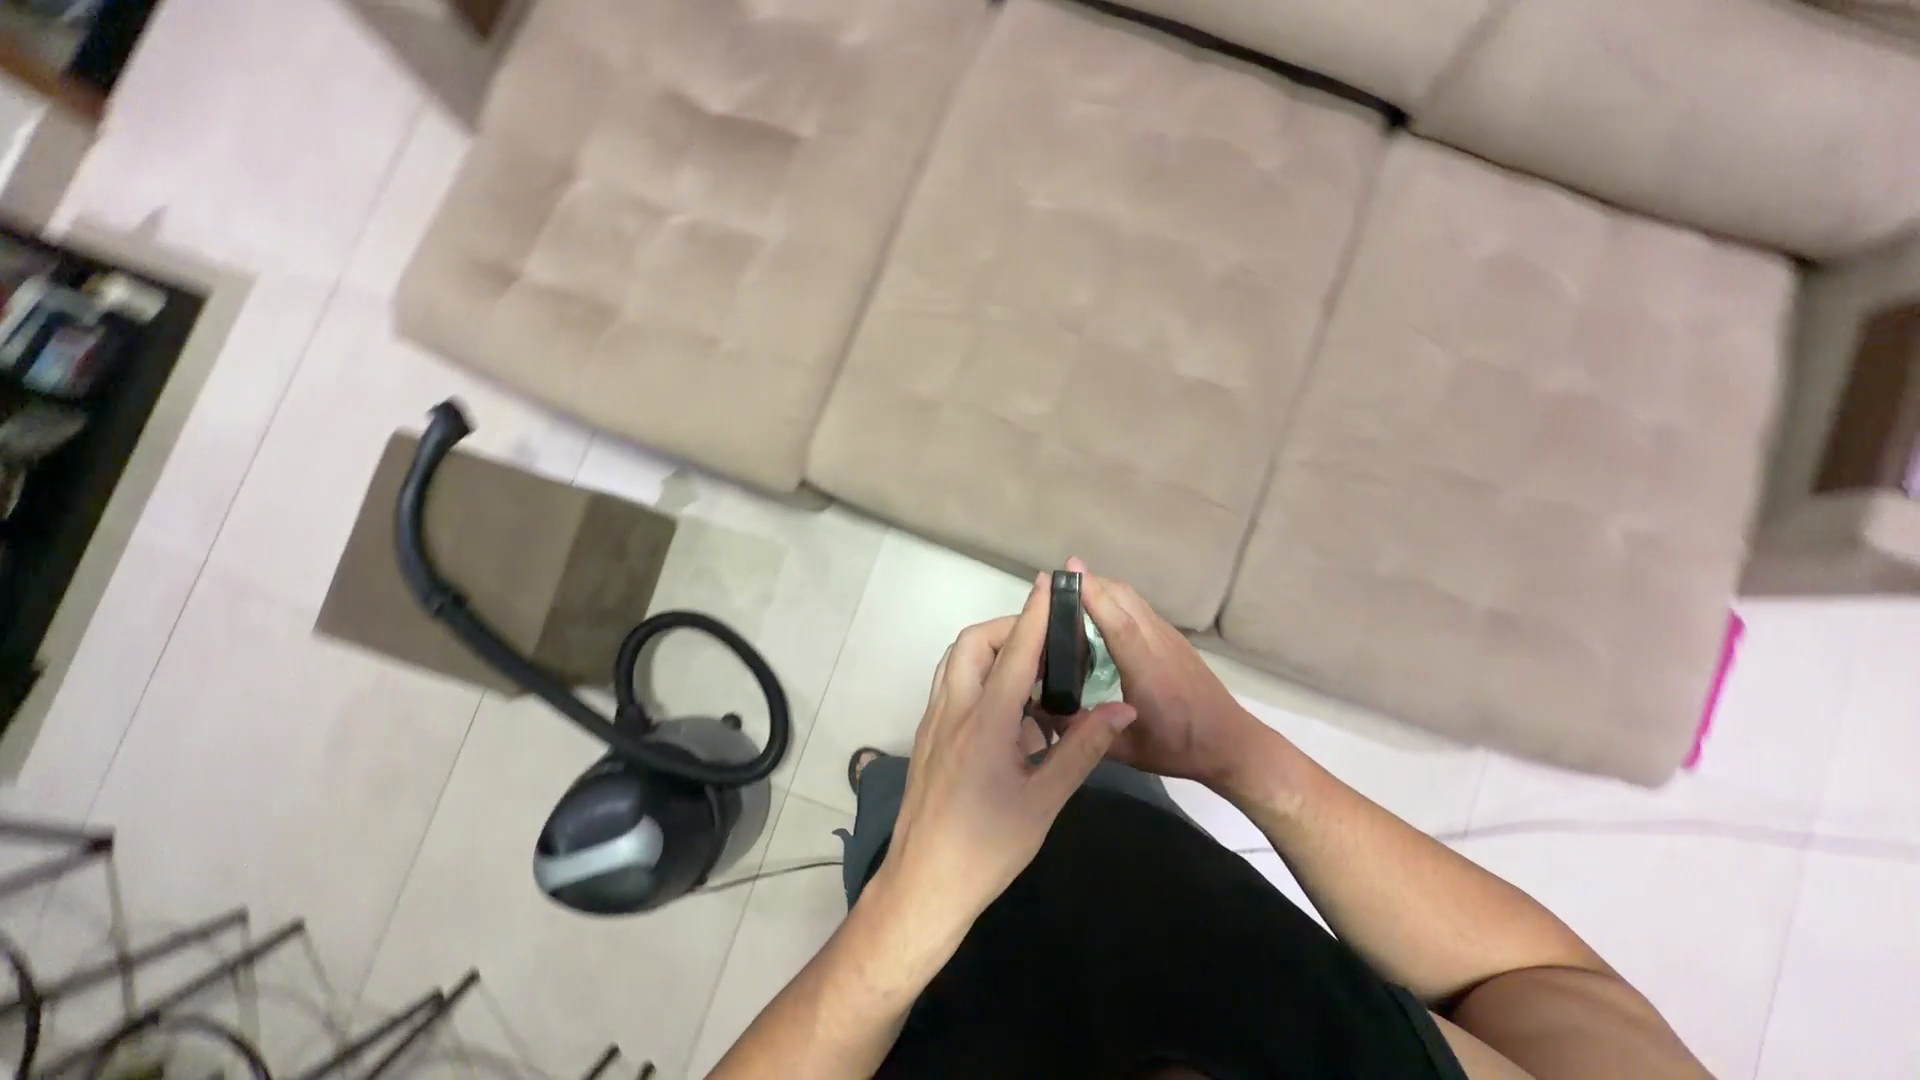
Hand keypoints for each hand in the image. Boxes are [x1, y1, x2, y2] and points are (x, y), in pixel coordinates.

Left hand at [876, 574, 1137, 935]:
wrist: (924, 885)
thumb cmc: (988, 847)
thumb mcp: (1044, 801)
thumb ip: (1081, 749)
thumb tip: (1121, 709)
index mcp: (985, 722)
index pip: (1015, 651)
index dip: (1035, 613)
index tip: (1051, 584)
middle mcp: (952, 711)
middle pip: (973, 643)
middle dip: (1008, 628)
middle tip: (1045, 644)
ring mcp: (933, 724)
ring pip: (955, 663)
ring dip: (989, 651)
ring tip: (1029, 672)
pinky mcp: (926, 740)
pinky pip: (950, 687)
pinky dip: (977, 677)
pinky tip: (1006, 711)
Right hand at [1063, 557, 1264, 785]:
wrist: (1229, 742)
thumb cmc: (1176, 748)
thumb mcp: (1124, 751)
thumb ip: (1083, 730)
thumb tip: (1042, 710)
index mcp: (1147, 671)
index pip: (1118, 624)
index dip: (1094, 595)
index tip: (1070, 570)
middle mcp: (1159, 644)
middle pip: (1125, 598)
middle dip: (1092, 583)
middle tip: (1057, 583)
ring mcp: (1169, 638)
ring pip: (1134, 599)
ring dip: (1105, 589)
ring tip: (1074, 593)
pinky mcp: (1175, 639)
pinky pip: (1141, 608)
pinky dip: (1118, 600)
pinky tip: (1103, 614)